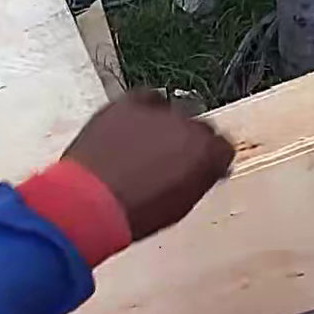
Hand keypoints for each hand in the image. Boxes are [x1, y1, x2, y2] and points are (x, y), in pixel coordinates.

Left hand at [63, 90, 234, 241]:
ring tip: (143, 148)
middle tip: (167, 162)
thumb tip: (199, 173)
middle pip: (198, 128)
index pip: (222, 149)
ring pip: (172, 112)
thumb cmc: (135, 213)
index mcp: (209, 154)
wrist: (91, 201)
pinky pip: (145, 99)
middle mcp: (190, 126)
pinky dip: (141, 113)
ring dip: (164, 127)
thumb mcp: (179, 205)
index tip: (199, 170)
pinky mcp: (130, 102)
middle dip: (187, 143)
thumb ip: (196, 181)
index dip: (209, 161)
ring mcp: (159, 110)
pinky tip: (131, 129)